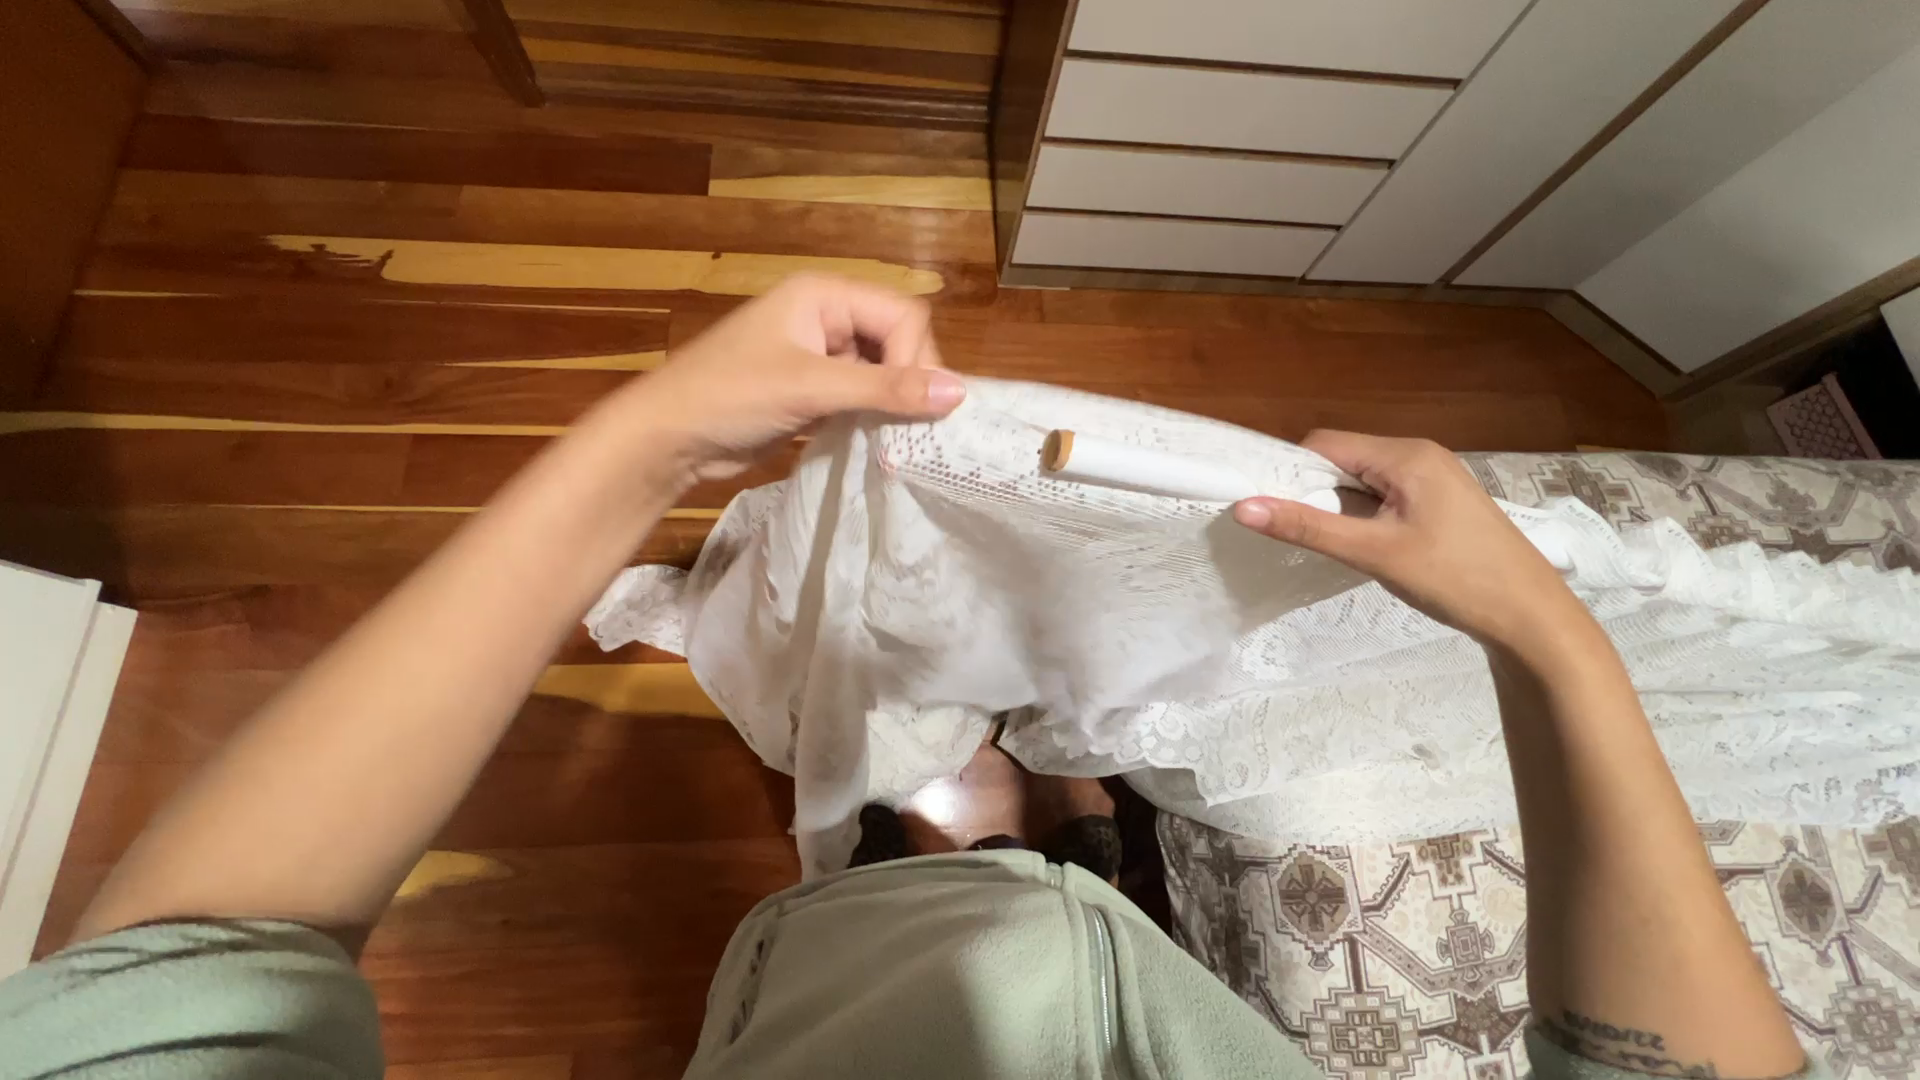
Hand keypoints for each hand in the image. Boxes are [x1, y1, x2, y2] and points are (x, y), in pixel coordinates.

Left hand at [616, 274, 967, 481]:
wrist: (668, 438)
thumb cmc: (731, 396)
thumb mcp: (811, 388)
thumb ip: (885, 389)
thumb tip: (960, 392)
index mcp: (824, 296)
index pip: (901, 315)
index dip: (916, 358)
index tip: (911, 406)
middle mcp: (826, 317)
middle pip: (897, 341)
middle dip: (909, 380)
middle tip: (912, 427)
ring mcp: (819, 355)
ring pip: (882, 372)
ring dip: (893, 403)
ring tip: (899, 438)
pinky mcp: (813, 391)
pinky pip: (861, 396)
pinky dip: (873, 416)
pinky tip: (876, 440)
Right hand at [1231, 431, 1584, 645]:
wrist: (1531, 617)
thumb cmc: (1453, 578)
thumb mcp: (1372, 552)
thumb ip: (1306, 527)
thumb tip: (1242, 507)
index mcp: (1406, 455)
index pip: (1325, 444)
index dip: (1291, 471)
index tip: (1274, 509)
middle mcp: (1419, 454)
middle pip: (1342, 458)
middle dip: (1313, 490)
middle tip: (1303, 532)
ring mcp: (1433, 477)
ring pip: (1360, 478)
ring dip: (1337, 505)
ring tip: (1336, 543)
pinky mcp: (1438, 500)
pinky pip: (1382, 493)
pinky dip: (1361, 514)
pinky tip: (1365, 543)